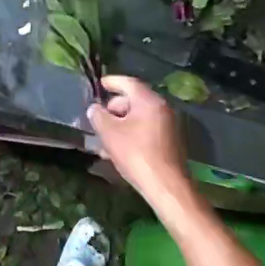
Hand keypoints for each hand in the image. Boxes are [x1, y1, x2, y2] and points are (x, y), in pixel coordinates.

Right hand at [87, 74, 189, 200]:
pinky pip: (146, 129)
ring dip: (121, 123)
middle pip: (134, 100)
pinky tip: (118, 148)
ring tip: (104, 137)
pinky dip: (131, 132)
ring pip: (139, 117)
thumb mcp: (109, 133)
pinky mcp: (169, 141)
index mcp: (149, 101)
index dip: (112, 81)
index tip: (100, 84)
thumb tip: (95, 108)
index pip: (129, 83)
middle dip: (114, 107)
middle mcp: (162, 108)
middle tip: (99, 116)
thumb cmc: (135, 153)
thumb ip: (98, 116)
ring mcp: (168, 125)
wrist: (165, 184)